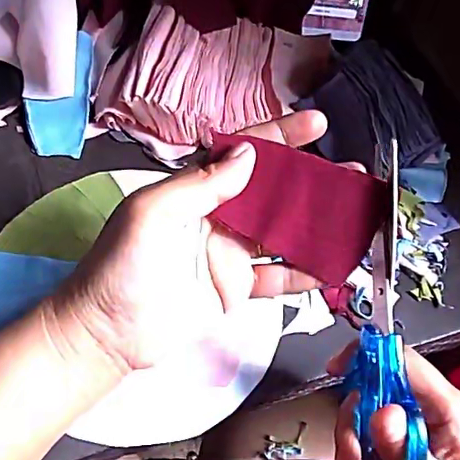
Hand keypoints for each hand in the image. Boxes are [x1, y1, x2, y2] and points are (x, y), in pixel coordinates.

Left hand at [45, 111, 326, 371]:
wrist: (107, 334)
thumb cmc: (116, 270)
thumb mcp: (151, 214)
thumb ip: (199, 183)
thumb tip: (247, 155)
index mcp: (195, 191)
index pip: (243, 154)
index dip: (279, 136)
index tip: (313, 124)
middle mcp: (218, 218)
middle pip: (274, 193)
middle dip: (312, 181)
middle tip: (349, 175)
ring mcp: (229, 254)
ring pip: (283, 233)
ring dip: (317, 225)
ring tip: (353, 216)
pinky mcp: (235, 289)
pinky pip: (278, 277)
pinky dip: (306, 272)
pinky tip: (331, 266)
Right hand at [328, 342, 459, 459]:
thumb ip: (404, 450)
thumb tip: (383, 412)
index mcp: (450, 411)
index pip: (405, 362)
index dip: (370, 358)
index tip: (340, 368)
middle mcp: (431, 413)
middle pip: (376, 386)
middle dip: (355, 418)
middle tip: (354, 452)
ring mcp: (412, 429)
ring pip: (364, 411)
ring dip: (352, 442)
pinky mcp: (397, 446)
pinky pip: (363, 435)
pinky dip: (356, 457)